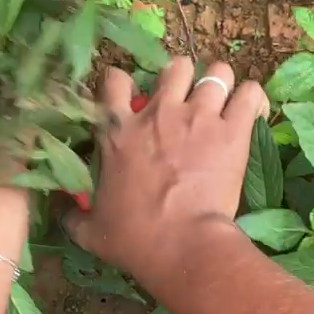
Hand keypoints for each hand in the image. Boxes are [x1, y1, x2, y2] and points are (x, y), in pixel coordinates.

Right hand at [65, 58, 265, 286]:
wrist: (181, 246)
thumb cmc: (133, 240)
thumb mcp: (91, 231)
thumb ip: (74, 216)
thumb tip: (62, 212)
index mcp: (118, 133)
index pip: (112, 81)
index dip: (122, 84)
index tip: (132, 100)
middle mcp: (158, 114)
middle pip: (173, 67)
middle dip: (181, 80)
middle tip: (184, 104)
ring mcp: (198, 117)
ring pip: (216, 72)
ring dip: (219, 86)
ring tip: (220, 105)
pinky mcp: (232, 131)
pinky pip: (250, 93)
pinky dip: (251, 100)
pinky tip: (248, 114)